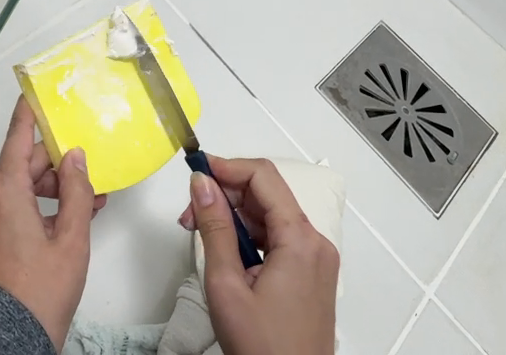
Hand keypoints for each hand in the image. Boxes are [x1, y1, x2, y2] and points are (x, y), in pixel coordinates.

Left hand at [0, 97, 105, 350]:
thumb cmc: (39, 292)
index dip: (28, 113)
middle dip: (56, 165)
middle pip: (23, 163)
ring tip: (87, 201)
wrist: (5, 339)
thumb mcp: (70, 239)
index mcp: (3, 189)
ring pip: (19, 185)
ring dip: (50, 189)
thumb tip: (74, 157)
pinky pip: (10, 204)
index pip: (17, 137)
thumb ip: (75, 191)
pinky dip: (35, 205)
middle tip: (89, 169)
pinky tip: (64, 216)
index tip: (33, 90)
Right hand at [183, 156, 338, 354]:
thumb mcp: (227, 284)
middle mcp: (316, 243)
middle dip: (225, 194)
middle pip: (266, 193)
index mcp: (301, 240)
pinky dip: (248, 235)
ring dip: (233, 215)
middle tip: (189, 216)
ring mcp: (316, 260)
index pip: (263, 177)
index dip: (226, 167)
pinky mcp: (311, 275)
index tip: (194, 172)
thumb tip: (201, 181)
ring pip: (270, 214)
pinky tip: (224, 251)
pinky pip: (277, 237)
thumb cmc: (260, 346)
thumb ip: (214, 226)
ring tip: (200, 234)